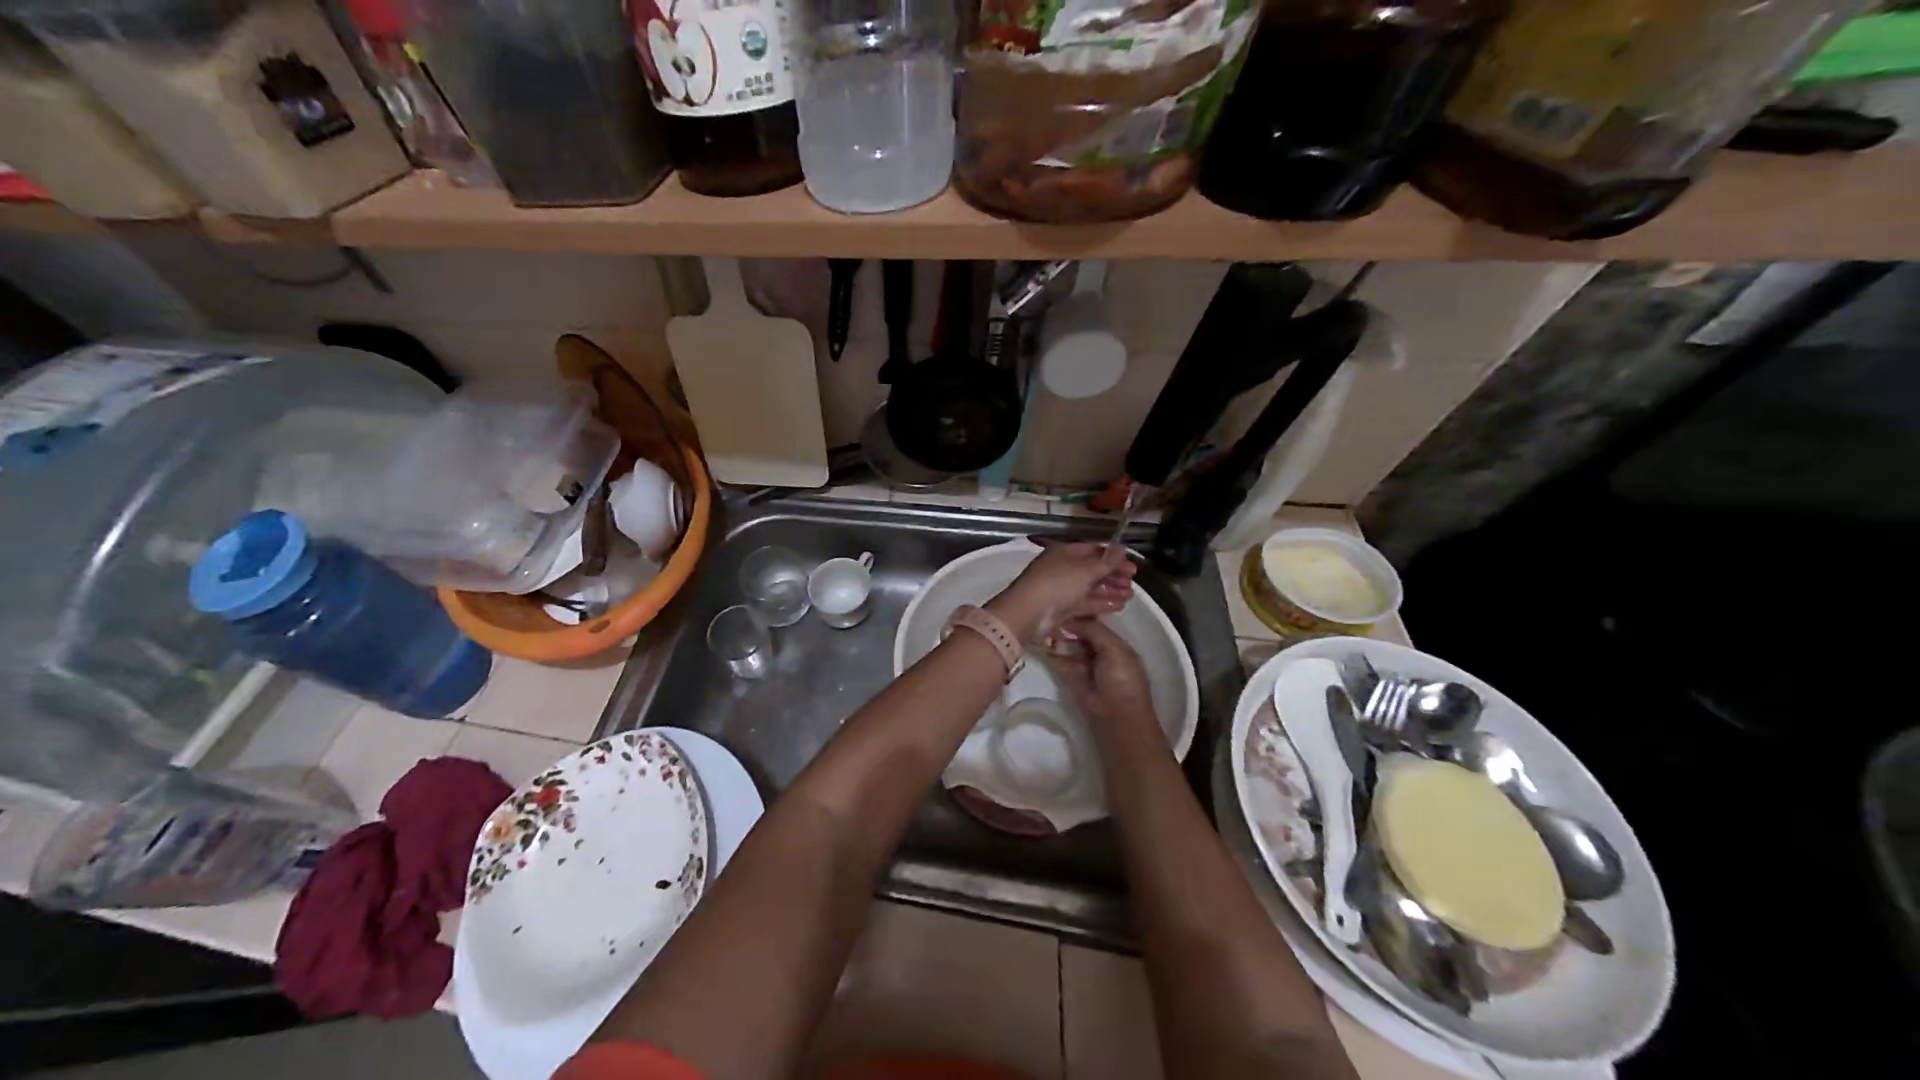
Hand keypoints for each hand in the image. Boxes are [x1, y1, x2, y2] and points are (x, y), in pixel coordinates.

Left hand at [986, 540, 1136, 641]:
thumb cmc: (1056, 584)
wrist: (1027, 613)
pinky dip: (1101, 604)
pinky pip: (1085, 603)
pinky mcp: (1061, 608)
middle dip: (1113, 576)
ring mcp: (1061, 589)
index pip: (1093, 551)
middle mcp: (1063, 569)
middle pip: (1093, 570)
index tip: (1132, 567)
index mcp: (1065, 553)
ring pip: (1090, 588)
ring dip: (1110, 591)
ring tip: (1130, 596)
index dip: (1113, 558)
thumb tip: (1122, 548)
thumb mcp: (1084, 570)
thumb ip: (1106, 562)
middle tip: (1132, 584)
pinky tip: (1118, 606)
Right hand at [1047, 617, 1154, 729]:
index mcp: (1116, 645)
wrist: (1116, 716)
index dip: (1082, 616)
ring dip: (1060, 640)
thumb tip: (1073, 618)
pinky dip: (1054, 655)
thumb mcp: (1114, 649)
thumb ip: (1094, 630)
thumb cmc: (1121, 679)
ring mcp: (1085, 666)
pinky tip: (1046, 645)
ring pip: (1070, 648)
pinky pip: (1062, 663)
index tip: (1064, 606)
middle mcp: (1100, 653)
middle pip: (1081, 635)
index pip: (1096, 625)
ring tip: (1047, 631)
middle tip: (1052, 618)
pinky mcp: (1072, 679)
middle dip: (1068, 628)